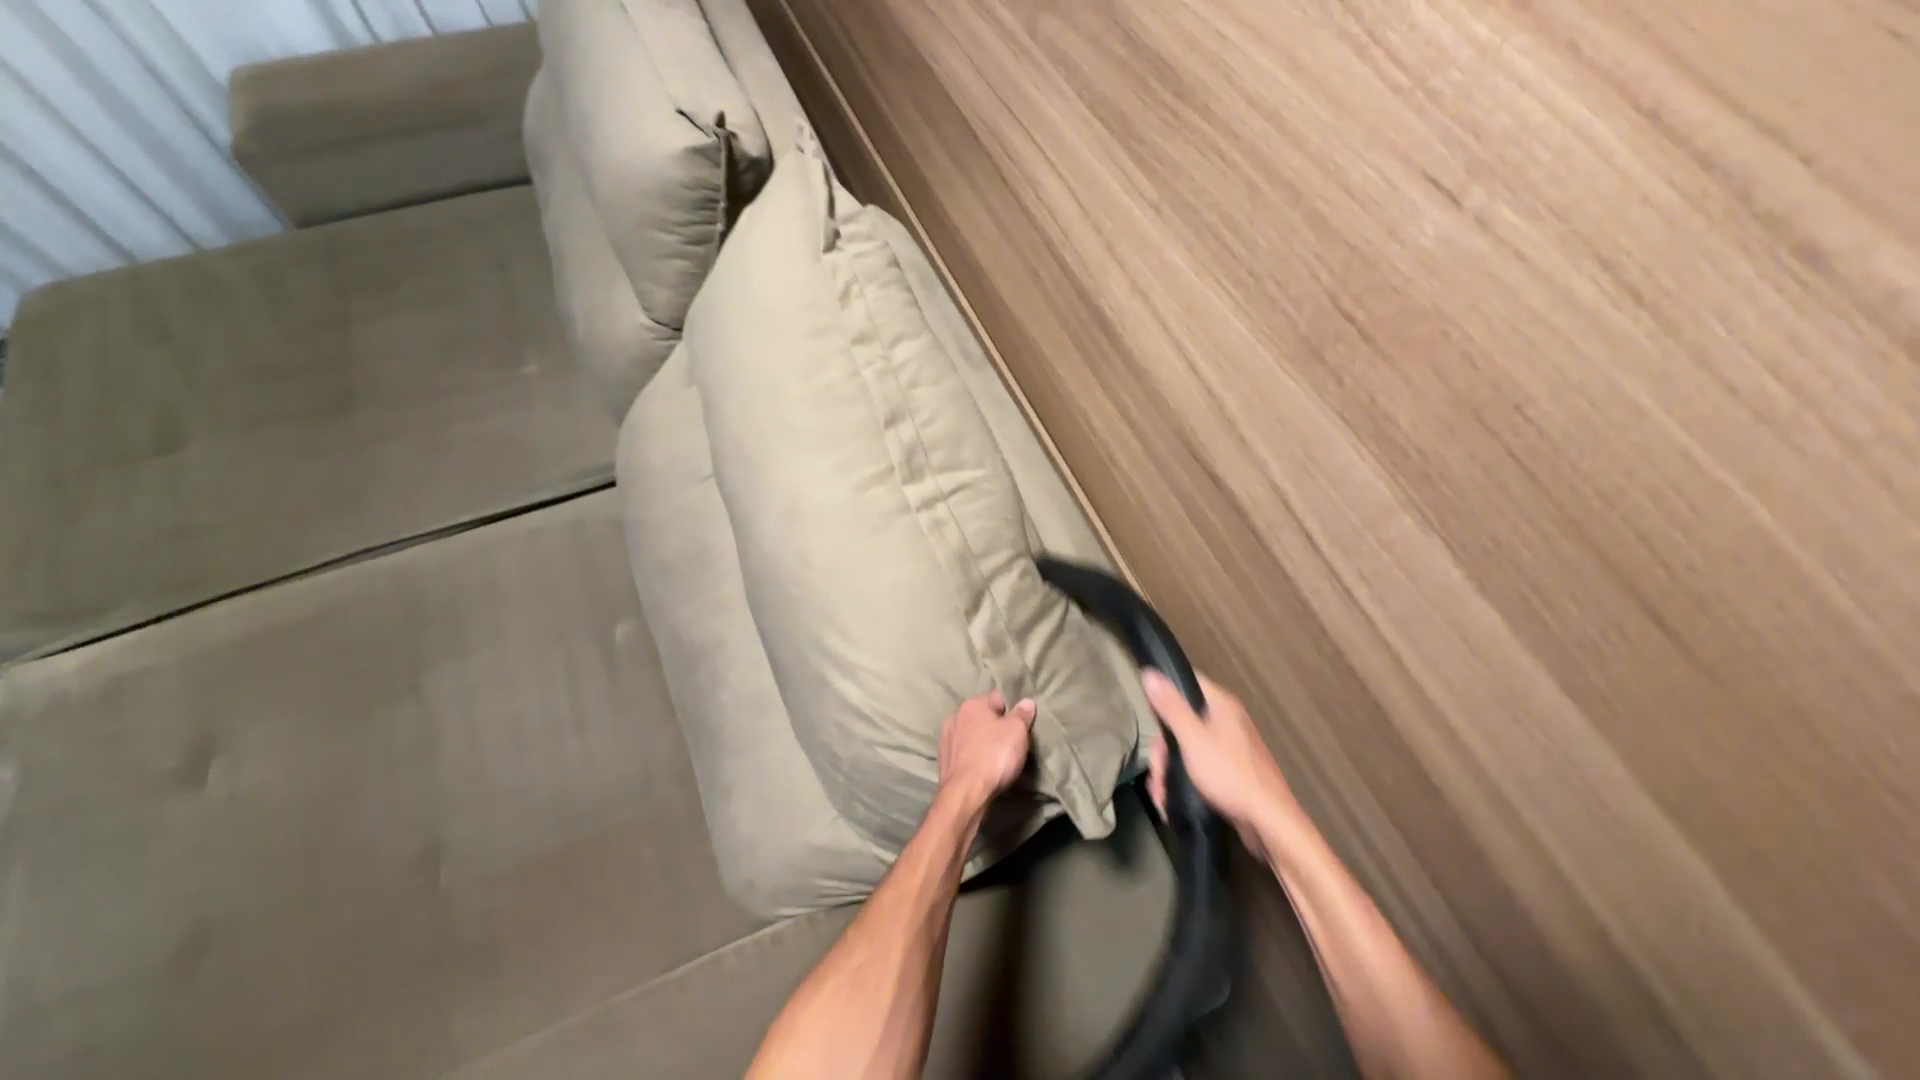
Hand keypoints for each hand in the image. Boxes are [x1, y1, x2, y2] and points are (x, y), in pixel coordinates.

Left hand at [938, 690, 1035, 808]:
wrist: (966, 793)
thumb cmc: (994, 756)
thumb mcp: (1017, 732)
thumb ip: (1022, 714)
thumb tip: (1027, 702)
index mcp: (973, 704)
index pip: (998, 698)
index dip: (1011, 712)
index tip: (1018, 728)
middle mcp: (955, 715)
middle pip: (982, 716)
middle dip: (995, 726)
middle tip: (1009, 743)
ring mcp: (946, 737)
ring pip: (971, 733)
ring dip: (981, 740)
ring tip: (994, 758)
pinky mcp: (942, 758)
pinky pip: (963, 750)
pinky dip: (971, 755)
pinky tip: (979, 767)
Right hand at [1142, 670, 1302, 848]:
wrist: (1266, 820)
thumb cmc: (1229, 773)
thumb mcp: (1193, 739)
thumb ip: (1171, 707)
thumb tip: (1150, 672)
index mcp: (1221, 705)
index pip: (1188, 682)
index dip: (1165, 693)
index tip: (1149, 716)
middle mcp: (1226, 721)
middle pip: (1181, 722)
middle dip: (1163, 750)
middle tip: (1158, 770)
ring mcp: (1228, 748)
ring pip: (1186, 749)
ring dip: (1168, 771)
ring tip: (1162, 794)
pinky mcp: (1228, 772)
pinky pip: (1197, 767)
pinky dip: (1183, 780)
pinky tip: (1172, 800)